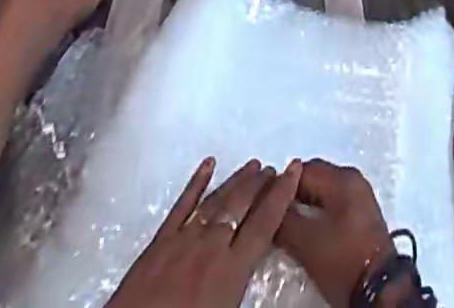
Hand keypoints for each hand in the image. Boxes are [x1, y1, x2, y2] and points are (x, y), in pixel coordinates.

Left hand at [108, 158, 301, 307]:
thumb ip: (242, 288)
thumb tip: (254, 269)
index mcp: (231, 270)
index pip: (264, 223)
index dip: (282, 194)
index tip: (294, 170)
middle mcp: (211, 247)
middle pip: (241, 205)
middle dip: (260, 184)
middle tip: (273, 167)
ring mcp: (184, 239)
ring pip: (216, 200)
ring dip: (236, 181)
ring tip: (252, 164)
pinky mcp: (159, 242)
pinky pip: (181, 206)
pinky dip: (196, 183)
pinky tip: (208, 164)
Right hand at [274, 160, 395, 307]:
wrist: (381, 291)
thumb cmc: (343, 261)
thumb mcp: (307, 242)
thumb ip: (283, 221)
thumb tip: (266, 208)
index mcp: (343, 179)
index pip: (302, 170)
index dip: (281, 186)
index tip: (265, 206)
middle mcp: (353, 180)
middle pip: (313, 178)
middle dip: (292, 195)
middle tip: (274, 217)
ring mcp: (360, 196)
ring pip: (322, 192)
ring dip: (304, 205)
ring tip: (286, 227)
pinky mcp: (362, 214)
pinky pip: (333, 204)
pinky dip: (317, 213)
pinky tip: (306, 233)